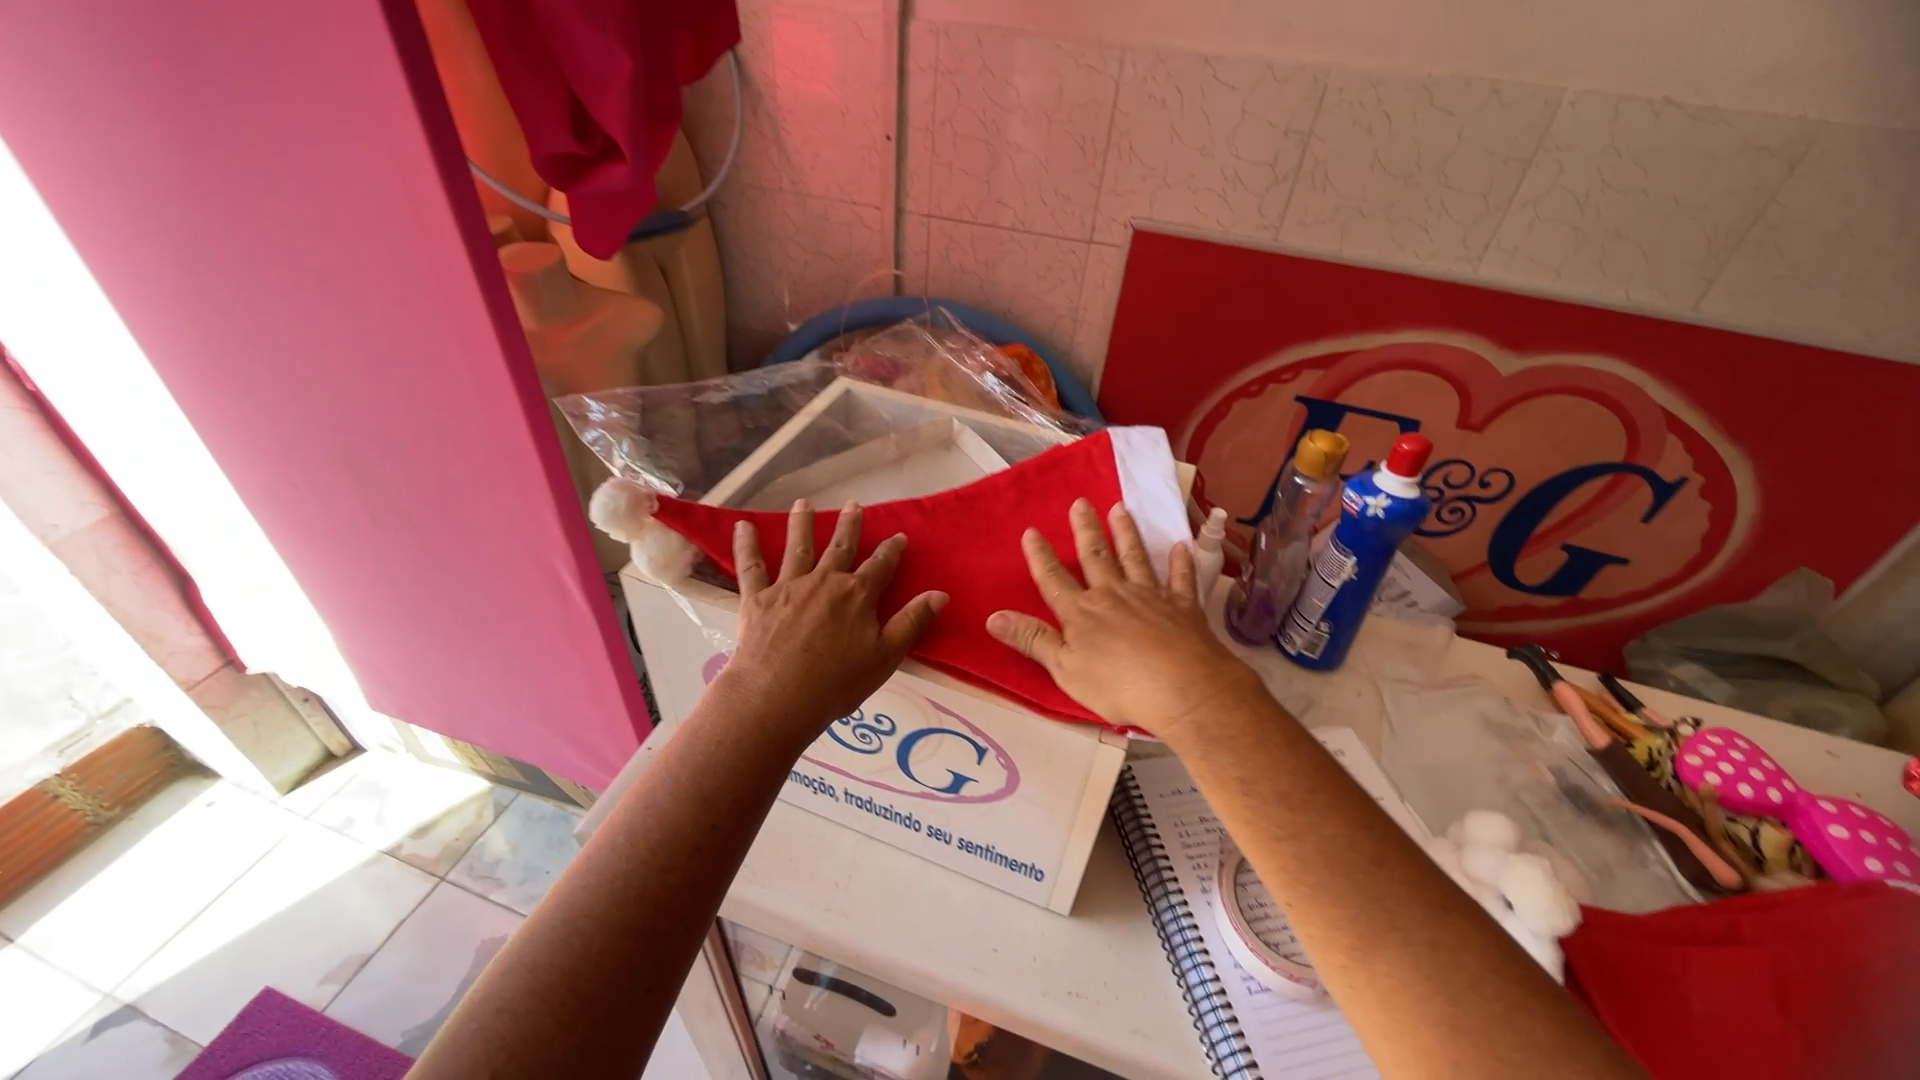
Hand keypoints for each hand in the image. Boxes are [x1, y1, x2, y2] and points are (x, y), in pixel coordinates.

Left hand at [712, 500, 947, 742]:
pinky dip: (747, 545)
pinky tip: (744, 526)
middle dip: (849, 525)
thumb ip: (912, 622)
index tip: (899, 536)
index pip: (881, 565)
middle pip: (840, 547)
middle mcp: (825, 581)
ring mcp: (788, 587)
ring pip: (798, 547)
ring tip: (804, 504)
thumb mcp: (886, 656)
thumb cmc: (837, 683)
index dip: (891, 550)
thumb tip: (940, 594)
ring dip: (803, 524)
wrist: (778, 696)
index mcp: (858, 595)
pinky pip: (751, 566)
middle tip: (854, 504)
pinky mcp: (757, 599)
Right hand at [986, 498, 1263, 738]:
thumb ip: (1032, 640)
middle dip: (1086, 530)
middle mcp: (1114, 596)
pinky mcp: (1183, 608)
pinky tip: (1180, 546)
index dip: (1041, 556)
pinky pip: (1180, 578)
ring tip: (1120, 509)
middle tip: (1080, 503)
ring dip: (1126, 533)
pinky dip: (1180, 562)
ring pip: (1135, 558)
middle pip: (1096, 557)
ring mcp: (1150, 598)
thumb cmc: (1118, 686)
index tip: (1032, 531)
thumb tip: (993, 617)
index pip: (1054, 579)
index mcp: (1081, 613)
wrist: (1183, 689)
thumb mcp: (1065, 668)